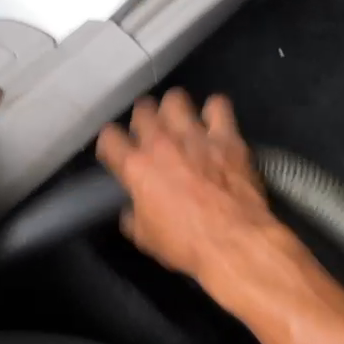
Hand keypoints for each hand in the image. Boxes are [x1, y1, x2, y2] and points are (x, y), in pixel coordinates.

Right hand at [96, 90, 283, 282]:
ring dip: (174, 109)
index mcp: (136, 167)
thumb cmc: (185, 243)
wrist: (233, 242)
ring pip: (175, 100)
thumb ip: (134, 216)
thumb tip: (133, 210)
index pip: (109, 138)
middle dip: (142, 119)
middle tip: (148, 132)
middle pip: (142, 111)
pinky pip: (218, 106)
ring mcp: (195, 136)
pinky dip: (214, 111)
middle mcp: (161, 144)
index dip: (110, 142)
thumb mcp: (146, 237)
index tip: (115, 149)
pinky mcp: (226, 137)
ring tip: (178, 120)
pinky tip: (214, 121)